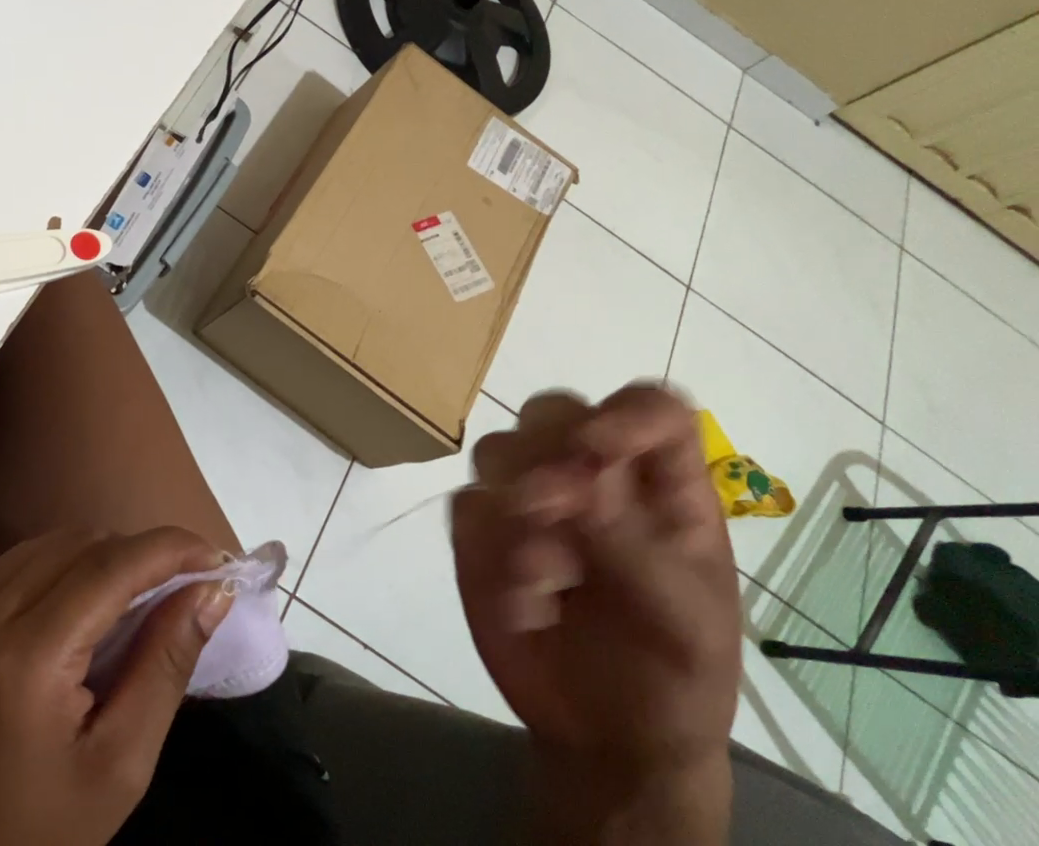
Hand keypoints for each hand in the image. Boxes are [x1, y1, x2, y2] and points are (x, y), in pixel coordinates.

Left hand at [0, 527, 235, 845]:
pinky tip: (95, 596)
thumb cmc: (51, 825)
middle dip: (141, 551)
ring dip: (104, 553)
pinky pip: (20, 563)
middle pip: (78, 546)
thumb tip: (211, 592)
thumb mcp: (124, 759)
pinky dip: (67, 563)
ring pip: (48, 544)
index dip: (168, 549)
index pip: (107, 569)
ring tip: (149, 589)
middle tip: (190, 582)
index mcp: (27, 659)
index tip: (218, 558)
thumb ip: (165, 665)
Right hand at [451, 385, 740, 841]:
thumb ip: (633, 547)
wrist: (605, 737)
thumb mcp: (686, 623)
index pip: (650, 412)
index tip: (594, 449)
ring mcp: (528, 504)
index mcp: (663, 490)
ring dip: (510, 500)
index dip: (623, 413)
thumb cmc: (672, 677)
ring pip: (496, 450)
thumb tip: (572, 483)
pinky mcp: (481, 537)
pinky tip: (523, 604)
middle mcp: (593, 481)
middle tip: (547, 505)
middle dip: (545, 450)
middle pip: (556, 412)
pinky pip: (464, 508)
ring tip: (543, 575)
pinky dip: (485, 550)